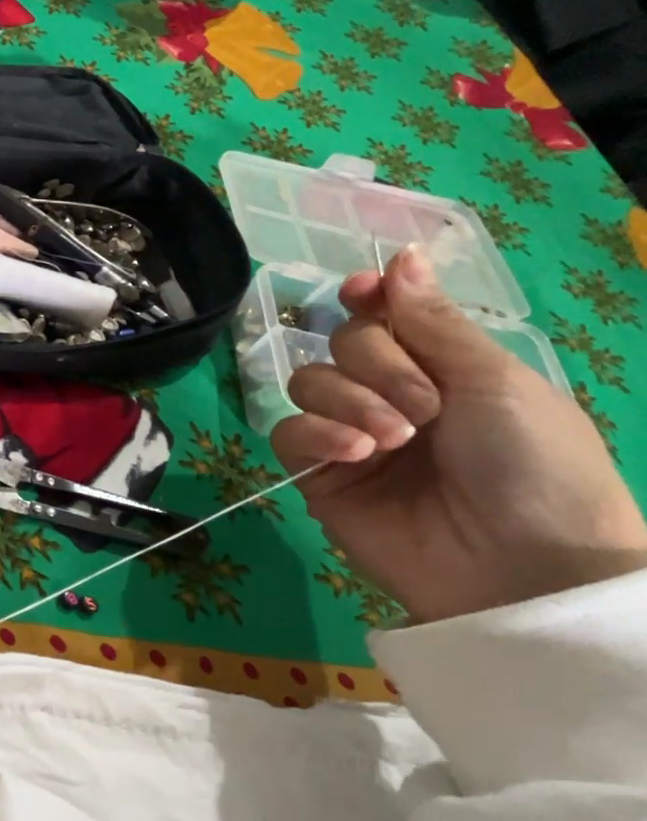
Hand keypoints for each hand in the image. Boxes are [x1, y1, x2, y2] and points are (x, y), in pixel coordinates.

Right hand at [271, 245, 646, 623]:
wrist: (519, 562)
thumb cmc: (534, 464)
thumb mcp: (496, 382)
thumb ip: (433, 323)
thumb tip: (400, 257)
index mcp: (446, 368)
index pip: (386, 316)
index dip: (368, 298)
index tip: (362, 292)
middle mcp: (392, 394)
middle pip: (343, 344)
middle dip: (377, 365)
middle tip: (424, 406)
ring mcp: (351, 434)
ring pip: (309, 384)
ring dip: (349, 401)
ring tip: (393, 439)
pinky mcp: (317, 474)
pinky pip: (287, 433)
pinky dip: (317, 434)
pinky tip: (356, 454)